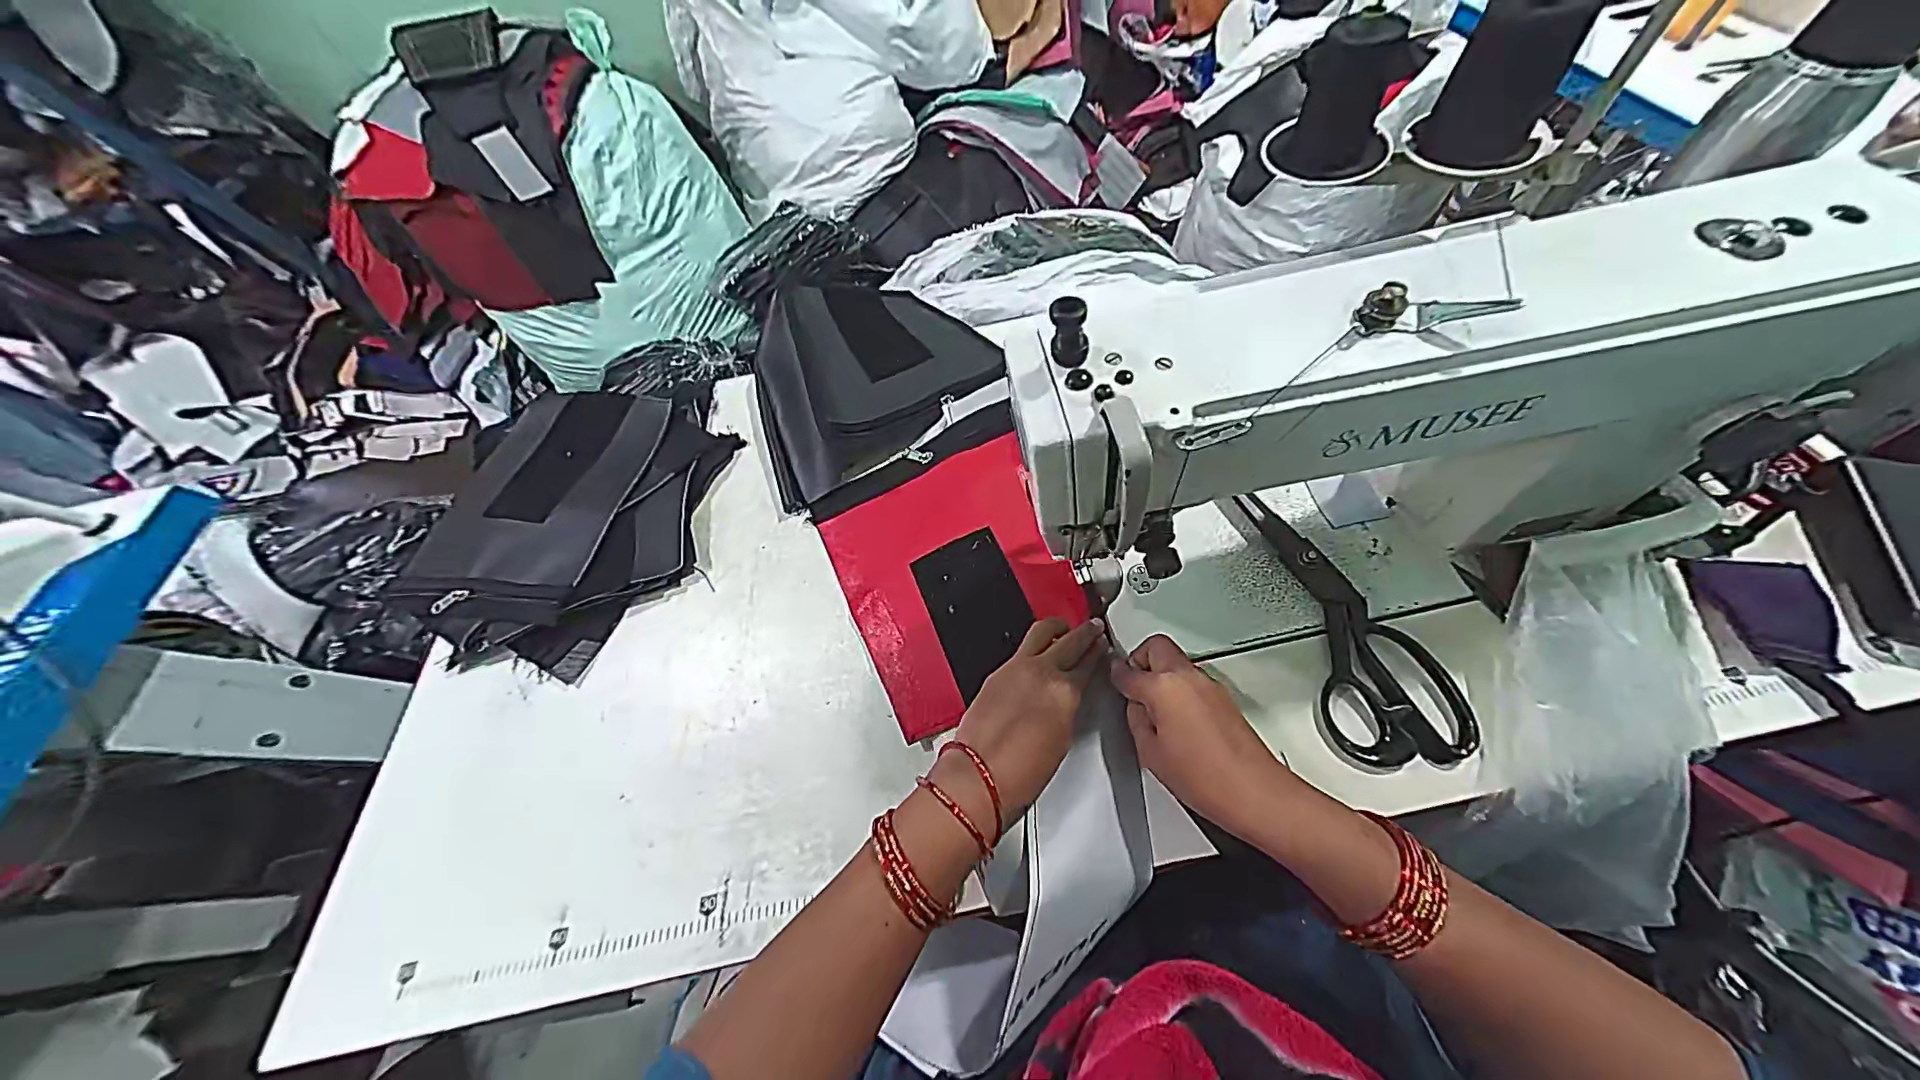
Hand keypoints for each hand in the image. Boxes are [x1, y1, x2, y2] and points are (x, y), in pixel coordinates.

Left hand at [950, 617, 1106, 827]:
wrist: (980, 774)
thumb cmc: (1019, 771)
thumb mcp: (1063, 740)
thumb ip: (1068, 709)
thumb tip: (1067, 699)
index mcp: (1065, 692)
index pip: (1089, 663)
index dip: (1097, 653)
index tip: (1101, 647)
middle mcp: (1042, 673)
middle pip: (1070, 640)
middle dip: (1085, 632)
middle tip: (1093, 628)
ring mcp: (1017, 668)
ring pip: (1042, 632)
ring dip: (1058, 627)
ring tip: (1065, 626)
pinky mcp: (997, 672)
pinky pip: (1021, 648)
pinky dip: (1034, 642)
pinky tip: (1037, 647)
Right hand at [1110, 634, 1294, 835]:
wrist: (1253, 792)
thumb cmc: (1208, 778)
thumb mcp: (1150, 752)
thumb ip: (1136, 720)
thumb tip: (1137, 709)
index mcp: (1164, 687)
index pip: (1129, 670)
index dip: (1117, 674)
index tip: (1115, 676)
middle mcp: (1189, 678)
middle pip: (1157, 646)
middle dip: (1140, 658)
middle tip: (1132, 679)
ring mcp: (1210, 685)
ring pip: (1177, 661)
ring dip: (1162, 673)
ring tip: (1156, 706)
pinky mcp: (1224, 697)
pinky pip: (1194, 680)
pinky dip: (1181, 689)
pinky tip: (1177, 717)